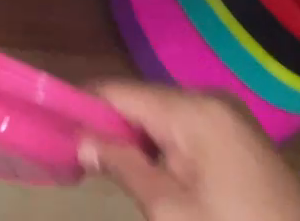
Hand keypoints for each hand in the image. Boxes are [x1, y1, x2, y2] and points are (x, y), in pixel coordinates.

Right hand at [80, 83, 299, 220]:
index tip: (56, 133)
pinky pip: (186, 131)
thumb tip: (81, 139)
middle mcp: (210, 100)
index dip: (81, 110)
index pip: (115, 92)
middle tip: (89, 164)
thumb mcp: (170, 212)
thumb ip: (121, 166)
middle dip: (112, 130)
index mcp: (192, 110)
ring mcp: (231, 119)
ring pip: (159, 118)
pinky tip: (158, 179)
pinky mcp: (243, 139)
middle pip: (137, 102)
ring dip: (138, 143)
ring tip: (121, 175)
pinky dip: (165, 150)